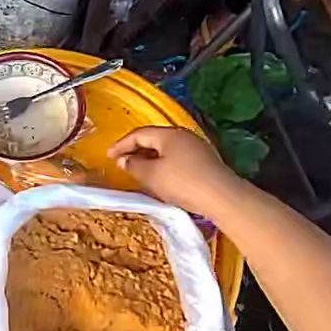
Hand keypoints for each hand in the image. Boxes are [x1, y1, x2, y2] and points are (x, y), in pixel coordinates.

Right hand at [108, 126, 249, 218]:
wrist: (221, 196)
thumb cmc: (183, 183)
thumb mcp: (152, 176)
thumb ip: (134, 166)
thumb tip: (124, 160)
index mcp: (168, 134)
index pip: (139, 134)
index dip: (122, 144)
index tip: (109, 155)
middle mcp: (183, 135)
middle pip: (154, 138)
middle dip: (136, 150)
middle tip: (123, 162)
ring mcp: (196, 146)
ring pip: (167, 148)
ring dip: (150, 157)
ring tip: (140, 170)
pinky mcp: (205, 160)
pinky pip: (178, 157)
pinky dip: (164, 163)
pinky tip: (162, 177)